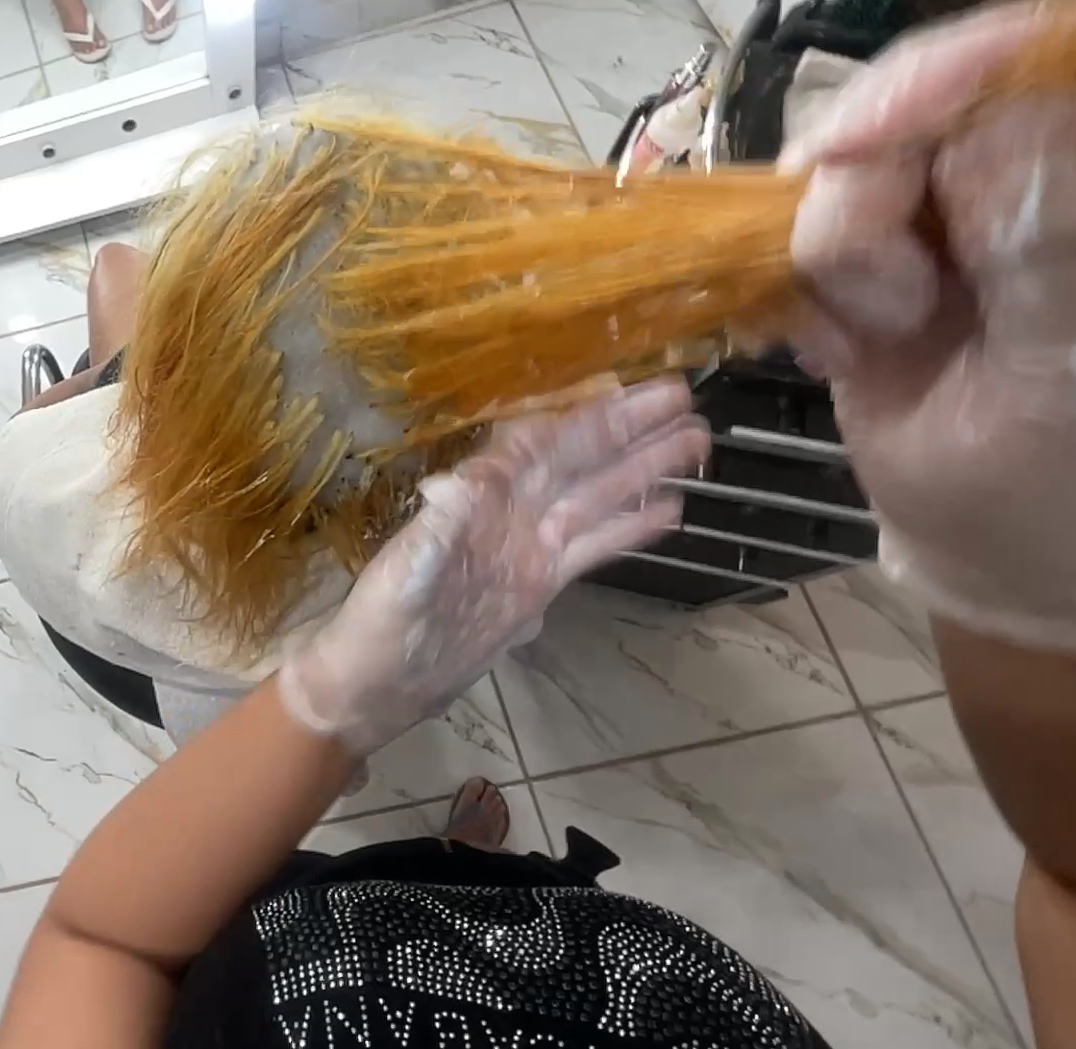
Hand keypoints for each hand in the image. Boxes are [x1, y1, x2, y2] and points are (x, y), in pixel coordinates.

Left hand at [277, 379, 707, 755]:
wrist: (380, 683)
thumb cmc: (380, 624)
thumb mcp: (402, 576)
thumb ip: (434, 533)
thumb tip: (456, 482)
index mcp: (474, 507)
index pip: (536, 448)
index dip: (584, 419)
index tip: (636, 391)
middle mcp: (505, 519)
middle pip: (573, 464)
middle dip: (625, 432)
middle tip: (684, 400)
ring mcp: (525, 552)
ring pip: (591, 500)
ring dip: (638, 471)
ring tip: (695, 443)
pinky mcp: (536, 587)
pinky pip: (590, 547)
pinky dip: (627, 528)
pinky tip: (668, 510)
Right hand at [783, 0, 1075, 655]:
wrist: (994, 536)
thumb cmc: (1070, 464)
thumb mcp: (1074, 352)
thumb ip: (1049, 237)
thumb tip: (992, 121)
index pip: (1026, 63)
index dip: (935, 79)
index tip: (854, 144)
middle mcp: (1016, 180)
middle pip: (900, 120)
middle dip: (859, 205)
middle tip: (884, 305)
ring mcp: (929, 228)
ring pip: (829, 190)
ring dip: (830, 270)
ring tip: (876, 338)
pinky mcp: (859, 277)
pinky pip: (788, 255)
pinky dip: (794, 303)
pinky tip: (835, 352)